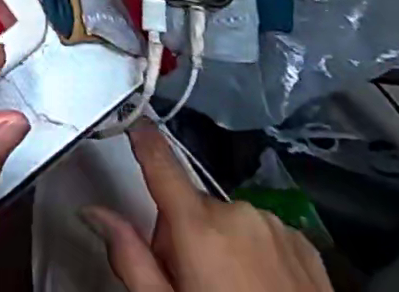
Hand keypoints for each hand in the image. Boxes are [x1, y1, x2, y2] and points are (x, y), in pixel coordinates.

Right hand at [82, 123, 329, 291]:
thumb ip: (130, 258)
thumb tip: (94, 211)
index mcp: (199, 226)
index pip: (161, 163)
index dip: (143, 139)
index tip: (134, 122)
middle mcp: (237, 213)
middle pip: (192, 206)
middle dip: (184, 236)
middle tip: (190, 283)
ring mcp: (275, 226)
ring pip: (227, 221)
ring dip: (222, 247)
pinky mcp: (304, 244)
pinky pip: (262, 234)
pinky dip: (255, 256)